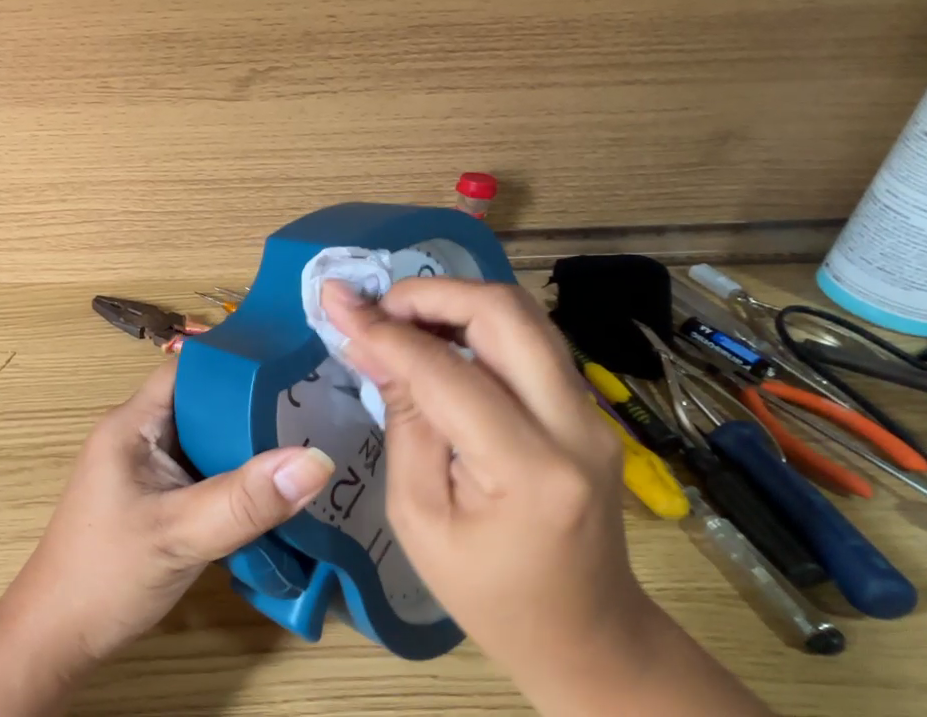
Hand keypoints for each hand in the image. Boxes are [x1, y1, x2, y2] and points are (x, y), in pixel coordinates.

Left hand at [7, 357, 335, 666]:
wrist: (59, 636)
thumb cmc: (107, 574)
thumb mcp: (181, 533)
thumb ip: (246, 500)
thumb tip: (319, 459)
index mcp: (131, 423)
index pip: (188, 371)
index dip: (237, 365)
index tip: (294, 366)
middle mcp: (139, 436)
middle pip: (204, 406)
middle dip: (255, 409)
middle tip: (321, 409)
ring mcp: (147, 471)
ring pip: (208, 443)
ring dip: (250, 449)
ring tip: (316, 445)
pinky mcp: (158, 502)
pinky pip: (206, 476)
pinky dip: (238, 482)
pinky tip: (280, 493)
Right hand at [323, 278, 648, 677]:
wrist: (586, 634)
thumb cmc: (488, 591)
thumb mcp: (418, 515)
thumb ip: (402, 420)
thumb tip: (367, 342)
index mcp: (530, 470)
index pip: (447, 370)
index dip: (383, 328)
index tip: (333, 300)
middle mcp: (576, 426)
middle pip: (506, 313)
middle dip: (431, 292)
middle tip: (375, 306)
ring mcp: (592, 414)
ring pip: (523, 315)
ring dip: (453, 302)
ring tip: (397, 319)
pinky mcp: (587, 409)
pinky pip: (529, 340)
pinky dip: (475, 324)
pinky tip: (433, 341)